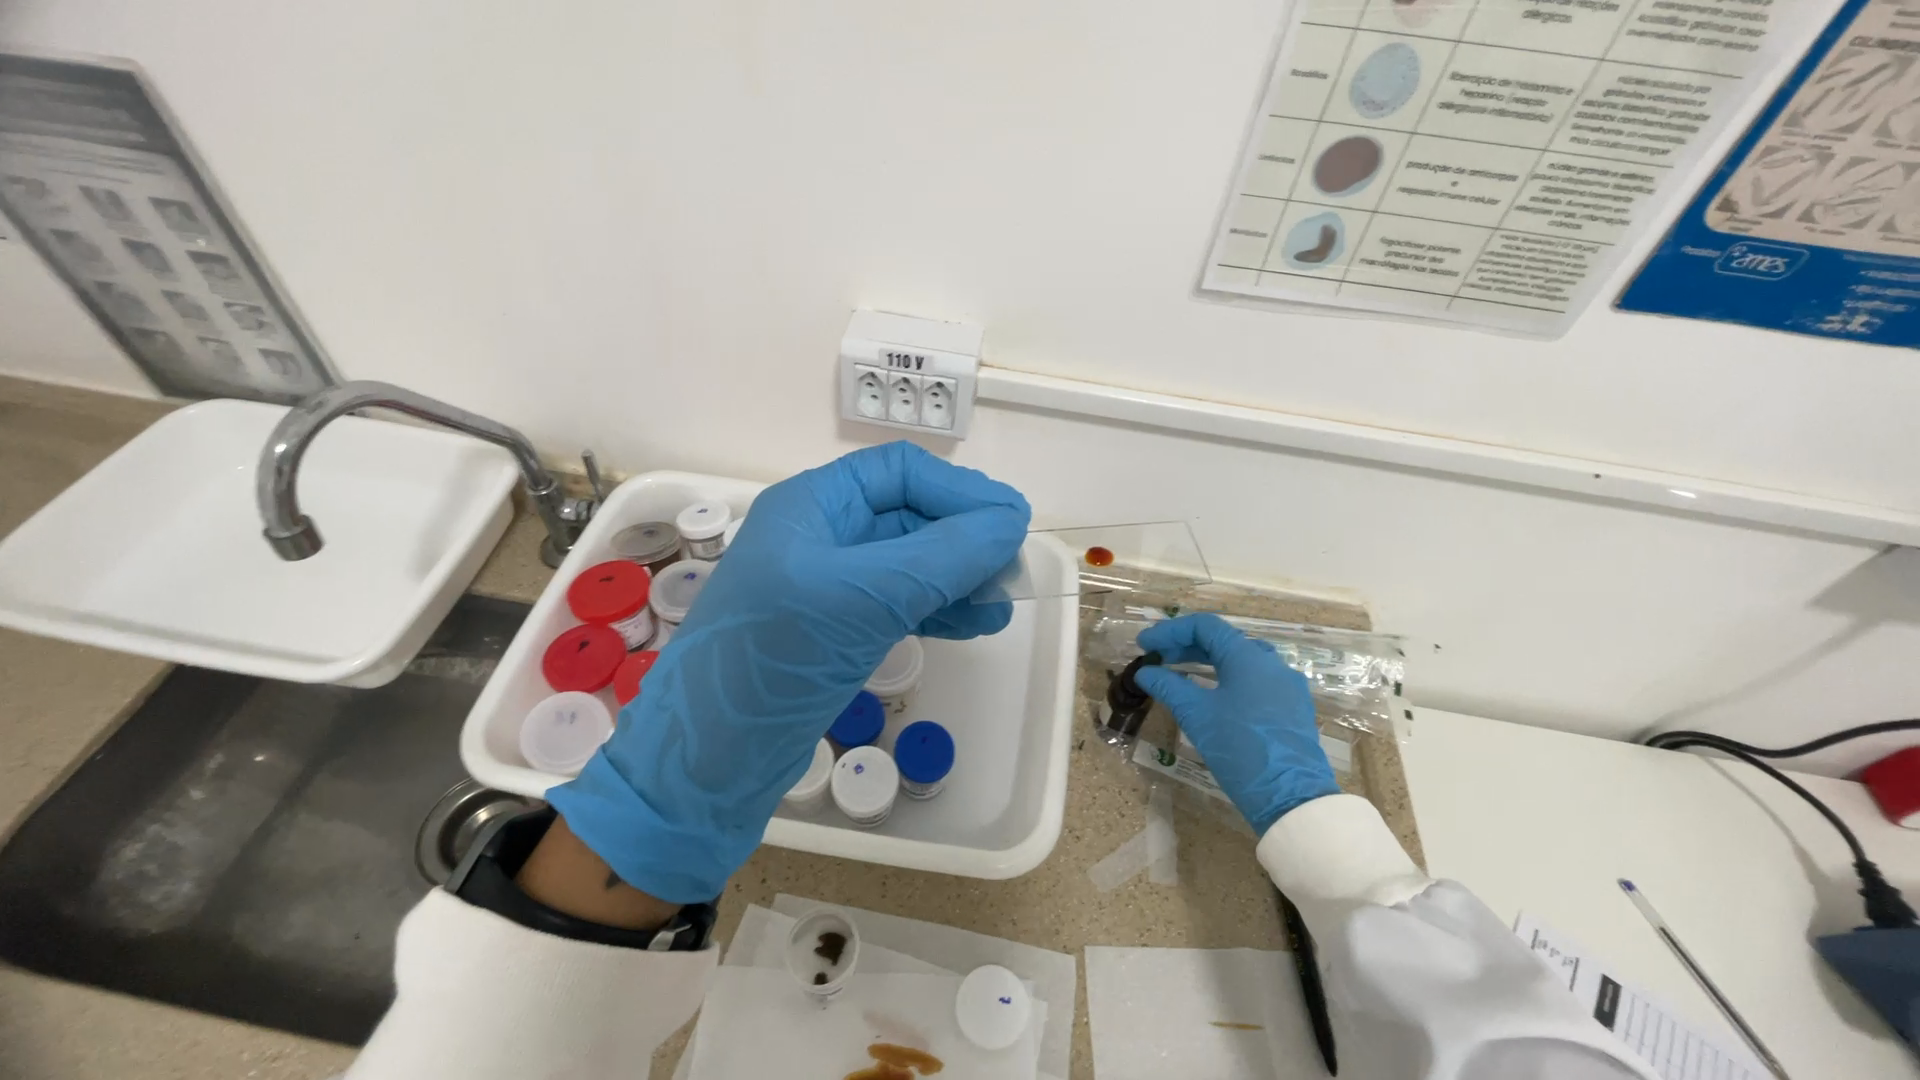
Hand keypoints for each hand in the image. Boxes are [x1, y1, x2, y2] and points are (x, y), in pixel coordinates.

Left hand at [547, 442, 1030, 903]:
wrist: (710, 761)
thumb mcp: (863, 596)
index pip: (901, 474)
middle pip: (910, 516)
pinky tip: (978, 623)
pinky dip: (941, 609)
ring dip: (960, 577)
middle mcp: (822, 536)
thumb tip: (1010, 523)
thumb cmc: (776, 658)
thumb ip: (941, 556)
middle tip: (1013, 567)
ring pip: (911, 564)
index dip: (961, 492)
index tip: (1013, 523)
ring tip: (1004, 602)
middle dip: (964, 538)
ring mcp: (830, 587)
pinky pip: (901, 604)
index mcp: (813, 505)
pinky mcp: (838, 632)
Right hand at [1132, 614, 1339, 834]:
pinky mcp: (1292, 709)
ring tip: (1179, 676)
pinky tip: (1211, 698)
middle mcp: (1272, 664)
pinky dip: (1227, 680)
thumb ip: (1169, 687)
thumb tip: (1145, 672)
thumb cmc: (1240, 748)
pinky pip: (1255, 682)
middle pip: (1224, 642)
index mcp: (1249, 658)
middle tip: (1156, 660)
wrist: (1291, 798)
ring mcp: (1287, 687)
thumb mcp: (1197, 715)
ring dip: (1207, 663)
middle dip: (1185, 647)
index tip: (1144, 645)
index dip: (1170, 632)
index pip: (1205, 627)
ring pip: (1241, 662)